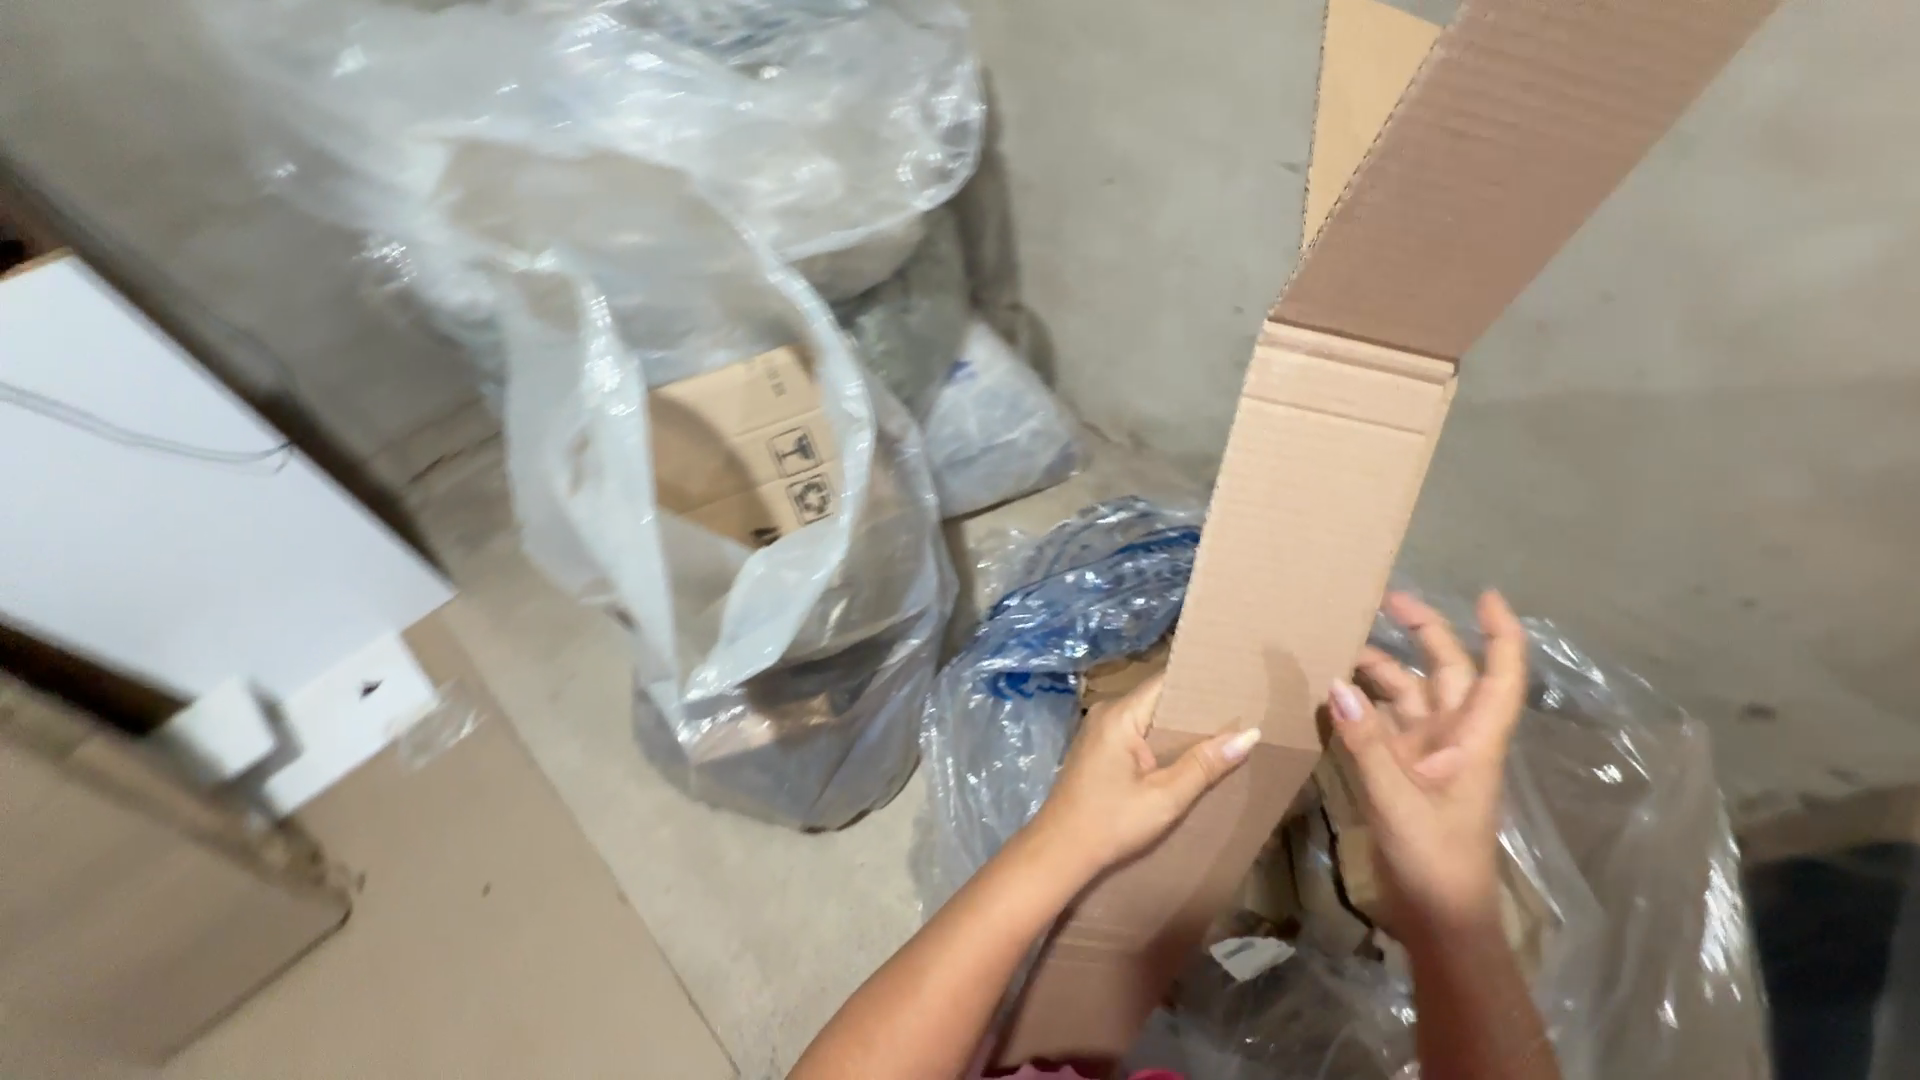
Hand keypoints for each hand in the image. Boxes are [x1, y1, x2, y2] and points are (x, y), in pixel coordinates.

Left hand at [1026, 672, 1261, 880]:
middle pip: (1159, 699)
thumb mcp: (1165, 797)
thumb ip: (1205, 764)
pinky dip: (1162, 741)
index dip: (1202, 684)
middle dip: (1196, 709)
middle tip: (1241, 711)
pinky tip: (1189, 754)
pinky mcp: (1099, 749)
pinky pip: (1138, 733)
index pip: (1167, 682)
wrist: (1060, 851)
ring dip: (1181, 728)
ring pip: (1149, 718)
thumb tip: (1250, 733)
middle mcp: (1107, 713)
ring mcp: (1100, 731)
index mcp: (1120, 714)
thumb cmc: (1111, 822)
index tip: (1237, 684)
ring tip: (1225, 730)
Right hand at [1328, 591, 1527, 939]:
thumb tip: (1336, 684)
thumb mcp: (1397, 799)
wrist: (1437, 914)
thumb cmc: (1436, 858)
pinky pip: (1378, 723)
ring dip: (1377, 668)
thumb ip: (1365, 742)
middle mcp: (1453, 737)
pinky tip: (1329, 691)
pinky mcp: (1400, 770)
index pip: (1499, 676)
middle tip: (1383, 600)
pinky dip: (1357, 704)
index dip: (1500, 633)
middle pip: (1445, 672)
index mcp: (1473, 740)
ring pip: (1405, 694)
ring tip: (1337, 644)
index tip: (1486, 595)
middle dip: (1422, 633)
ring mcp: (1425, 753)